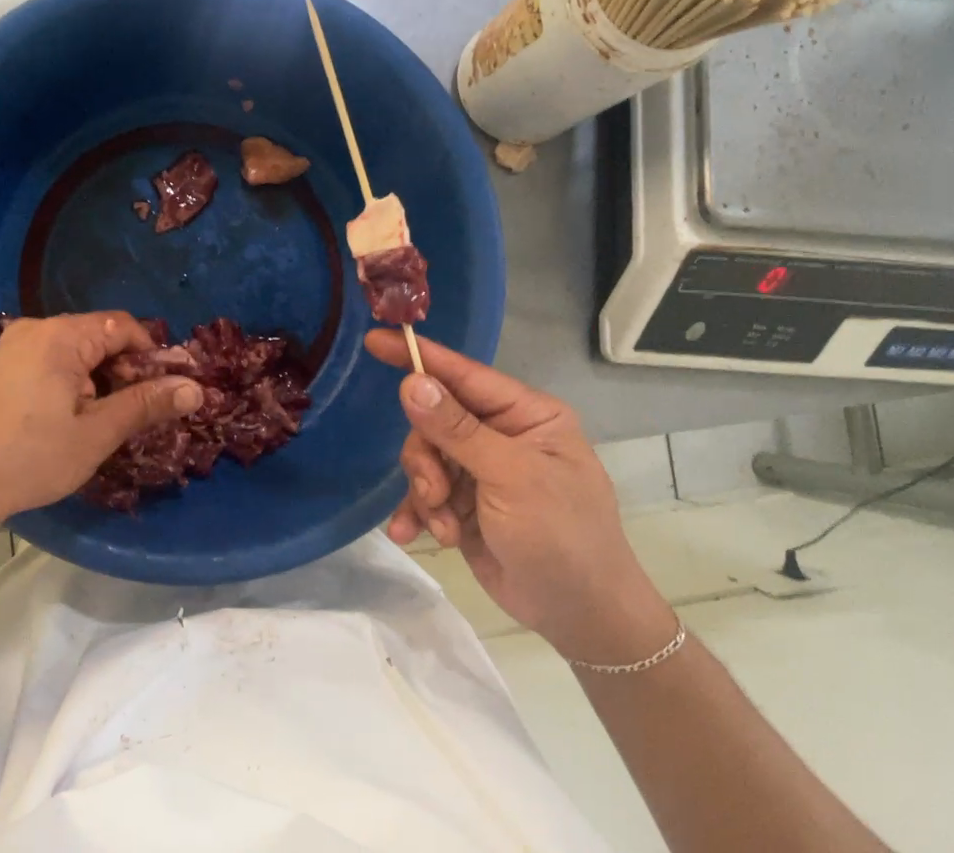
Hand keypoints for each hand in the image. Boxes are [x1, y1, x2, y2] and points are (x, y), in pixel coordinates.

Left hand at [0, 313, 203, 529]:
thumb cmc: (30, 458)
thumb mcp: (97, 434)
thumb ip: (146, 405)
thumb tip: (195, 388)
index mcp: (60, 336)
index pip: (123, 326)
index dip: (150, 356)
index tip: (162, 394)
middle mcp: (34, 330)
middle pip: (97, 337)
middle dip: (121, 371)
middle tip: (129, 415)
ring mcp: (9, 348)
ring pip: (71, 353)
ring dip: (94, 381)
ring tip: (95, 424)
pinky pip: (46, 363)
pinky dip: (66, 384)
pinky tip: (62, 422)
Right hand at [366, 331, 677, 665]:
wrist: (580, 615)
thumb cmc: (561, 535)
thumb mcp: (510, 477)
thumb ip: (457, 430)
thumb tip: (411, 383)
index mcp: (527, 416)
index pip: (464, 375)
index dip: (419, 358)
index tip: (374, 340)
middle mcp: (502, 436)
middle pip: (434, 422)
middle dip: (426, 459)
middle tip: (434, 491)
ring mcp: (482, 472)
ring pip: (425, 459)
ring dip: (426, 494)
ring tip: (443, 525)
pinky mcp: (465, 506)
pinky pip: (425, 495)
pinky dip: (418, 514)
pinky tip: (413, 535)